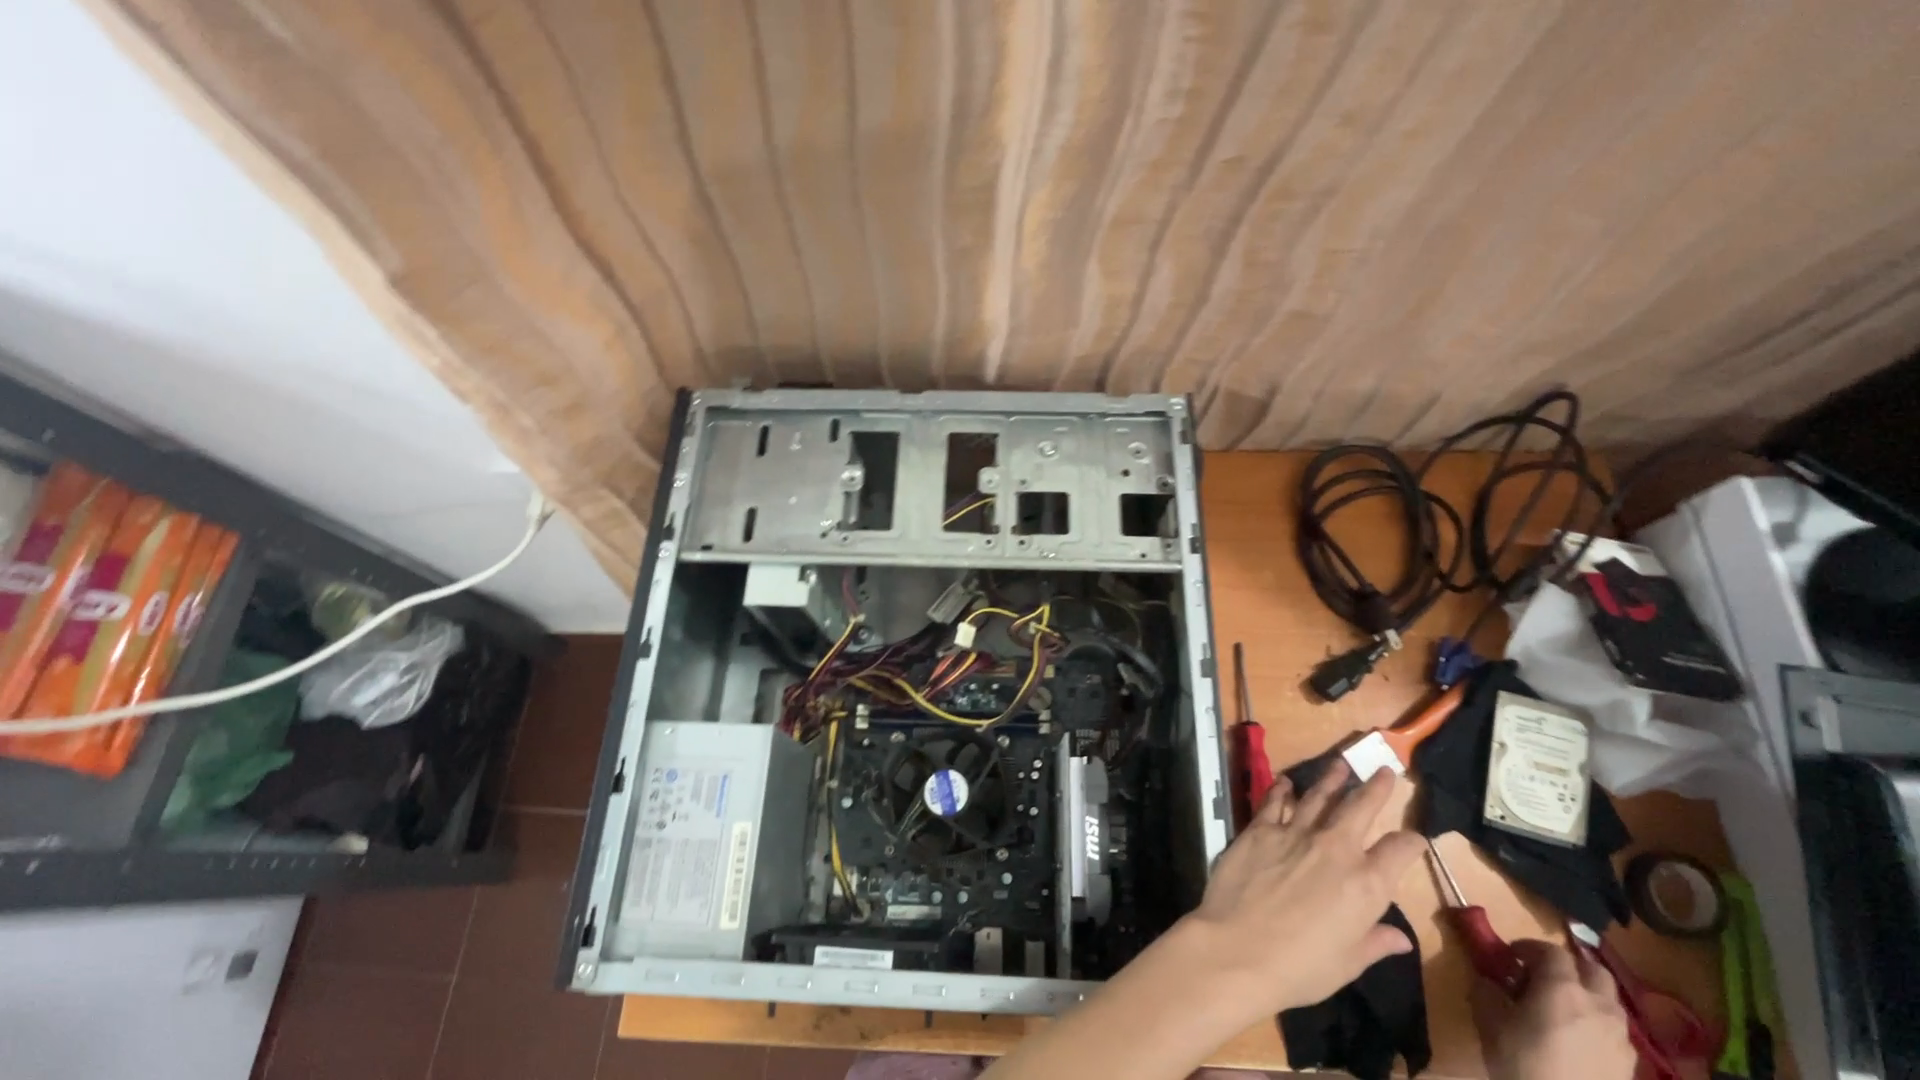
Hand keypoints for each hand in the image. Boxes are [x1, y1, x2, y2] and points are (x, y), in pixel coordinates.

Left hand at [1176, 762, 1424, 1019]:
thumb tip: (1400, 938)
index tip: (1414, 839)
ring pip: (1319, 797)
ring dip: (1332, 779)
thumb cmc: (1300, 966)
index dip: (1412, 843)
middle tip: (1384, 770)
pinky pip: (1274, 803)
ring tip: (1341, 764)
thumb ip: (1375, 943)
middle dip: (1376, 788)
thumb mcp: (1348, 963)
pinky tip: (1285, 782)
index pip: (1401, 850)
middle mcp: (1336, 849)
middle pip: (1361, 807)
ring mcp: (1295, 834)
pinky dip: (1281, 790)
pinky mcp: (1259, 830)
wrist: (1238, 948)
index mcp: (1367, 883)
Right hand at [1471, 939, 1635, 1079]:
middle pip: (1592, 970)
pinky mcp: (1630, 1064)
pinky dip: (1597, 1025)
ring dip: (1587, 995)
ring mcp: (1620, 1035)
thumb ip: (1486, 992)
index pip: (1550, 950)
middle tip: (1543, 977)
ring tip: (1563, 1012)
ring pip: (1608, 1001)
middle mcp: (1598, 1004)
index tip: (1511, 955)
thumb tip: (1488, 980)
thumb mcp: (1489, 1023)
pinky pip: (1614, 1031)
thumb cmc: (1523, 1064)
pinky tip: (1579, 1043)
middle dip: (1569, 967)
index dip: (1529, 947)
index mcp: (1562, 987)